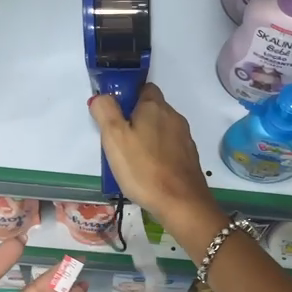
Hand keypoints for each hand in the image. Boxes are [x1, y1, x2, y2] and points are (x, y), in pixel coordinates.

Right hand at [88, 84, 220, 230]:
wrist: (181, 203)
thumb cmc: (143, 169)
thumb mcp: (114, 137)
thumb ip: (105, 111)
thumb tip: (102, 97)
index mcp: (155, 107)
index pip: (144, 88)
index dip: (129, 96)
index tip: (115, 114)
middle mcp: (174, 117)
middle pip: (153, 110)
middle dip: (136, 119)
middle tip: (118, 141)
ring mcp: (185, 139)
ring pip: (162, 130)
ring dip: (148, 138)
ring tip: (131, 159)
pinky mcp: (189, 158)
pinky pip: (169, 148)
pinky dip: (158, 154)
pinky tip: (148, 171)